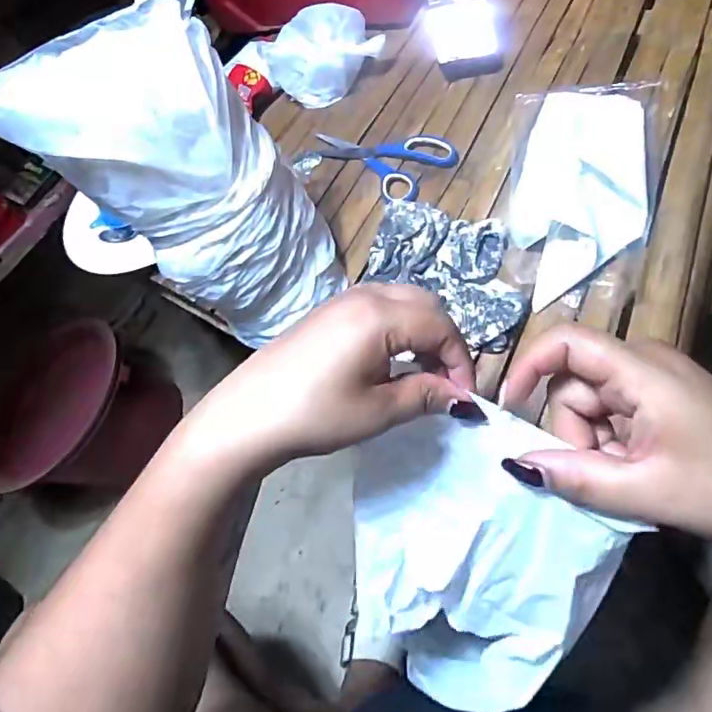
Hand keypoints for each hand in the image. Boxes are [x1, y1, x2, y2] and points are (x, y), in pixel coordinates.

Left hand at [177, 285, 476, 478]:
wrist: (246, 416)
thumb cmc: (314, 414)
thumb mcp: (376, 412)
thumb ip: (424, 395)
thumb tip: (460, 396)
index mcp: (379, 315)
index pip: (440, 325)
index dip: (460, 360)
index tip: (464, 398)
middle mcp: (367, 295)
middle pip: (426, 304)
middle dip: (446, 340)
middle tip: (446, 383)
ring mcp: (346, 298)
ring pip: (406, 300)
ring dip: (424, 331)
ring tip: (424, 373)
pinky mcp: (332, 309)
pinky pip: (383, 304)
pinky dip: (402, 326)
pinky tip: (394, 360)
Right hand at [499, 325, 711, 546]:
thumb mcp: (647, 489)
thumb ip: (578, 477)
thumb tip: (517, 464)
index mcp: (640, 367)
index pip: (566, 342)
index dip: (529, 365)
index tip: (510, 409)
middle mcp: (643, 361)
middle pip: (576, 384)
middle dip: (575, 432)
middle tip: (603, 478)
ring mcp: (655, 380)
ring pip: (593, 404)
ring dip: (595, 444)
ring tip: (631, 481)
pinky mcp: (664, 398)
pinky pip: (616, 414)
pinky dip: (614, 445)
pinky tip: (641, 472)